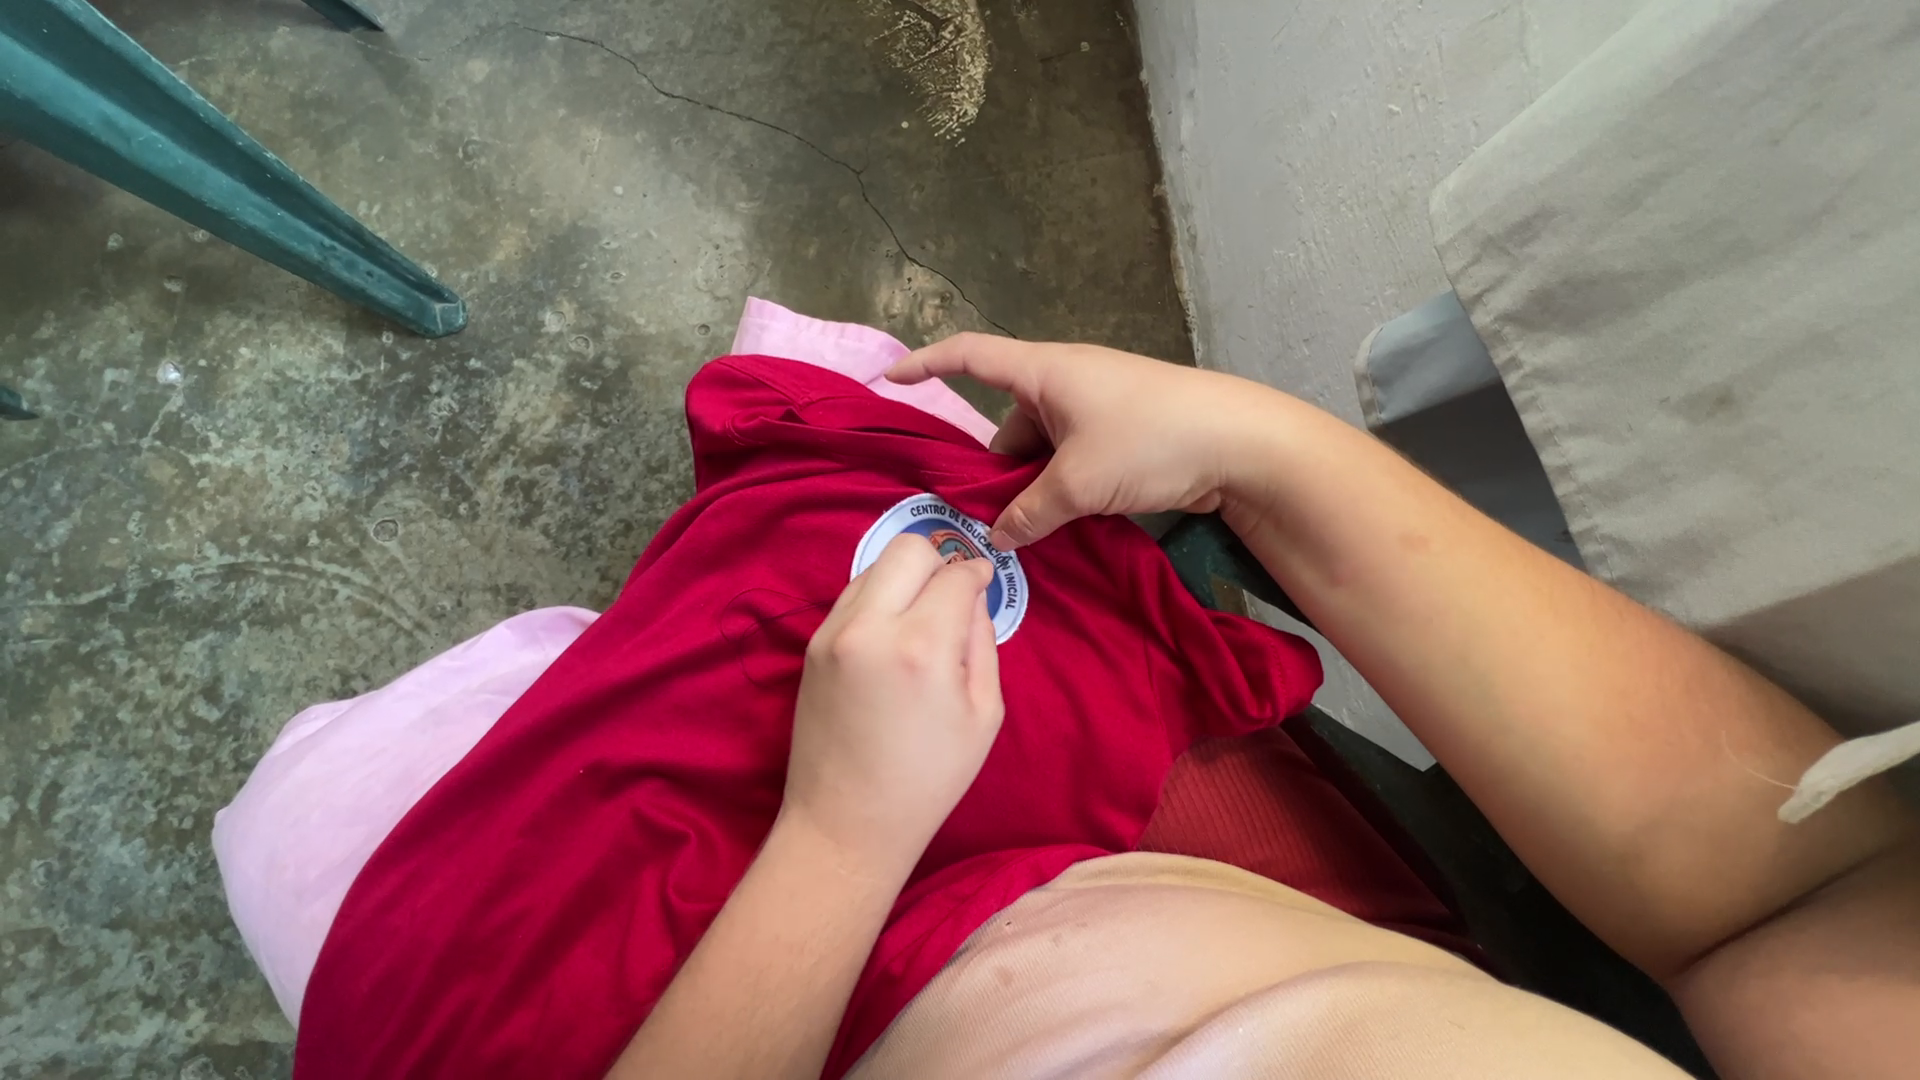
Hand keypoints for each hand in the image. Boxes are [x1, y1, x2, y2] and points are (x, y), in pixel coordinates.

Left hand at [782, 533, 1004, 873]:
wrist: (845, 822)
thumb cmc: (927, 779)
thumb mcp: (983, 714)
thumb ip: (982, 640)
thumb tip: (973, 594)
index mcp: (922, 647)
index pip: (956, 575)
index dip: (978, 574)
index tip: (984, 582)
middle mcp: (870, 626)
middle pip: (909, 548)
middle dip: (940, 560)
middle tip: (952, 596)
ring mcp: (832, 632)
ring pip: (876, 565)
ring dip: (906, 578)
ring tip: (920, 618)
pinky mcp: (811, 644)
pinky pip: (852, 594)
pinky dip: (878, 598)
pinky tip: (890, 635)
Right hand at [888, 333, 1292, 548]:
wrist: (1243, 443)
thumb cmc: (1150, 440)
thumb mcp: (1078, 482)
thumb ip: (1029, 512)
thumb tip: (998, 538)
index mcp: (1045, 371)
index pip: (969, 355)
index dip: (926, 364)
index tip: (889, 380)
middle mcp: (1065, 382)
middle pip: (1007, 422)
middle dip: (994, 467)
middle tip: (985, 516)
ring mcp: (1096, 409)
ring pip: (1040, 449)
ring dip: (1031, 486)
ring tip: (1030, 530)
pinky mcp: (1121, 434)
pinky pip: (1069, 459)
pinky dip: (1059, 487)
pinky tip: (1062, 522)